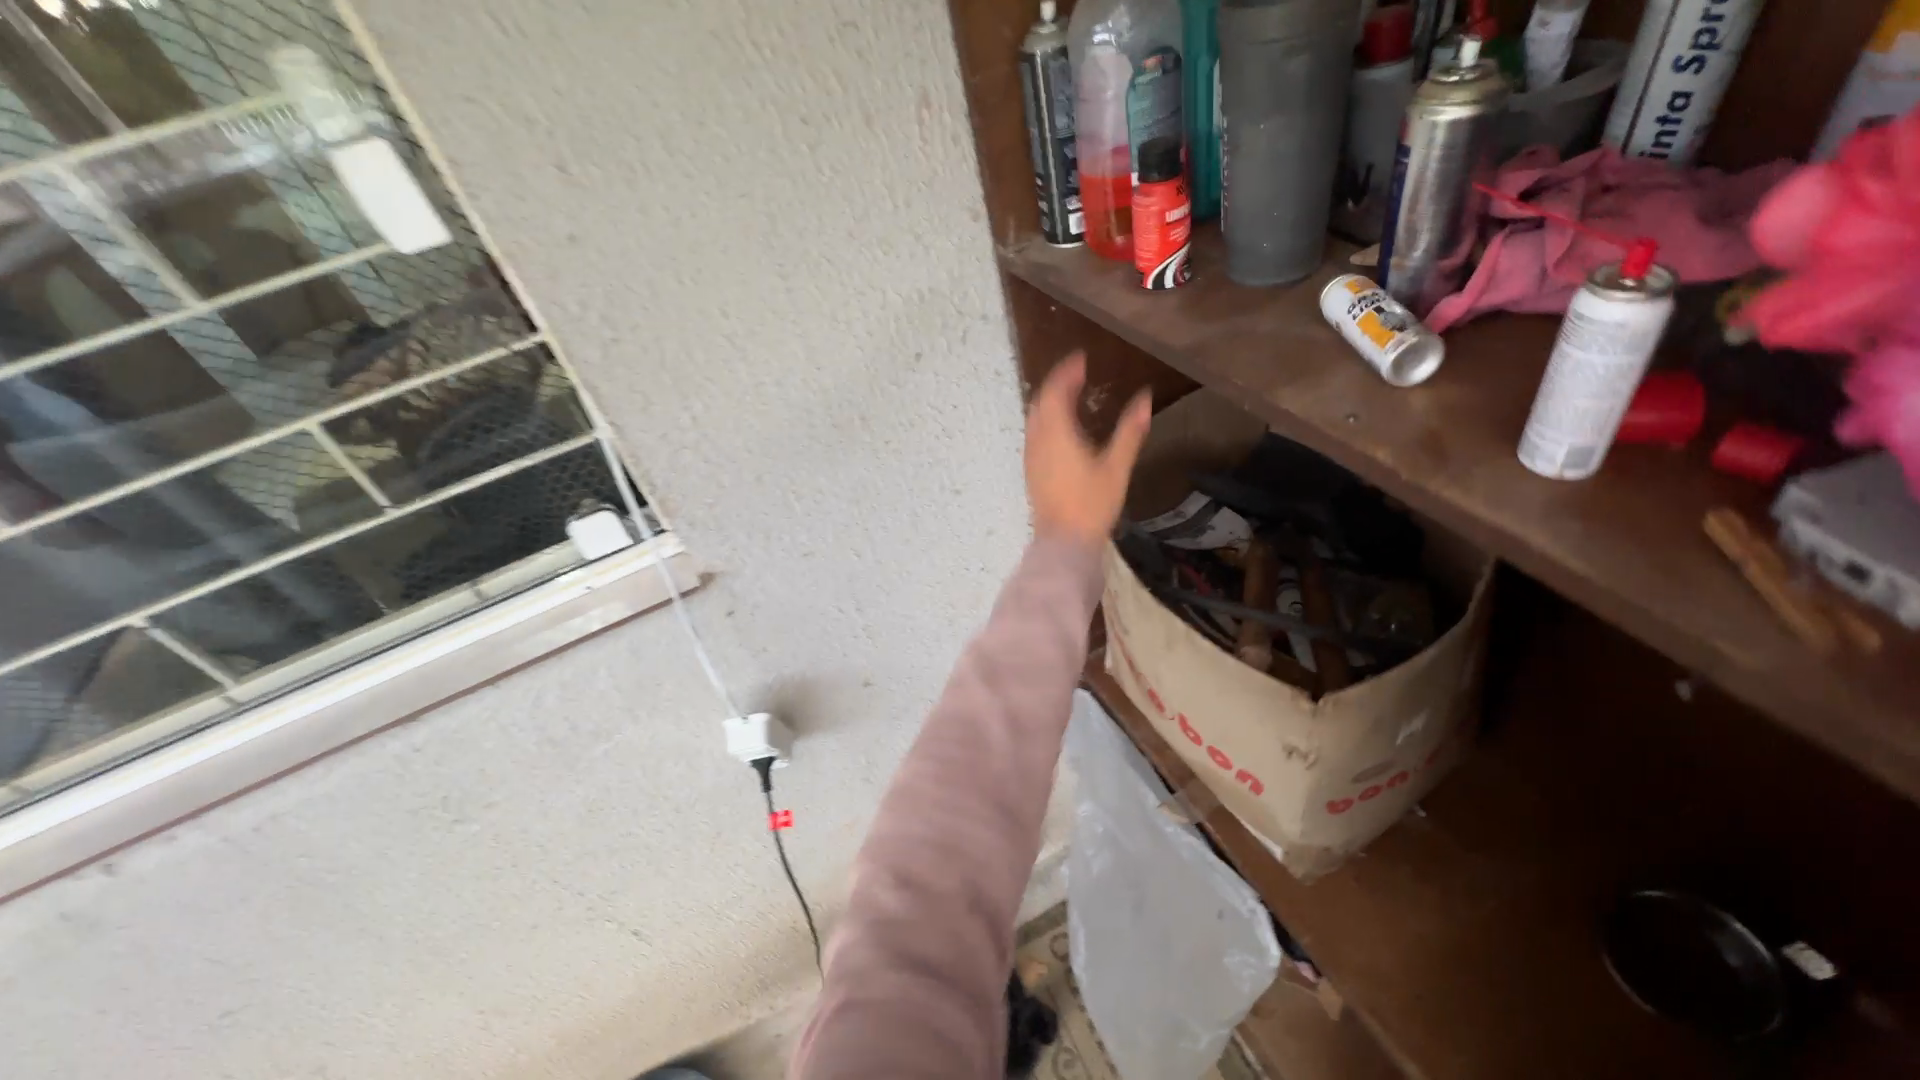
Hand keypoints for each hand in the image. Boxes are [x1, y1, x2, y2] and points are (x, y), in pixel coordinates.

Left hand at [1025, 353, 1151, 550]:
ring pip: (1034, 418)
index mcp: (1057, 433)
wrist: (1064, 541)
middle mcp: (1038, 440)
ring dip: (1048, 401)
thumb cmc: (1092, 504)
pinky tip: (1060, 429)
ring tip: (1069, 394)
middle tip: (1076, 373)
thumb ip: (1130, 431)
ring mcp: (1031, 456)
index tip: (1081, 358)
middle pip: (1041, 401)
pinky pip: (1033, 433)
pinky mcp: (1030, 471)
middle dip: (1056, 383)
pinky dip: (1044, 419)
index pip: (1056, 391)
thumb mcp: (1117, 467)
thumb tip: (1145, 398)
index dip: (1067, 371)